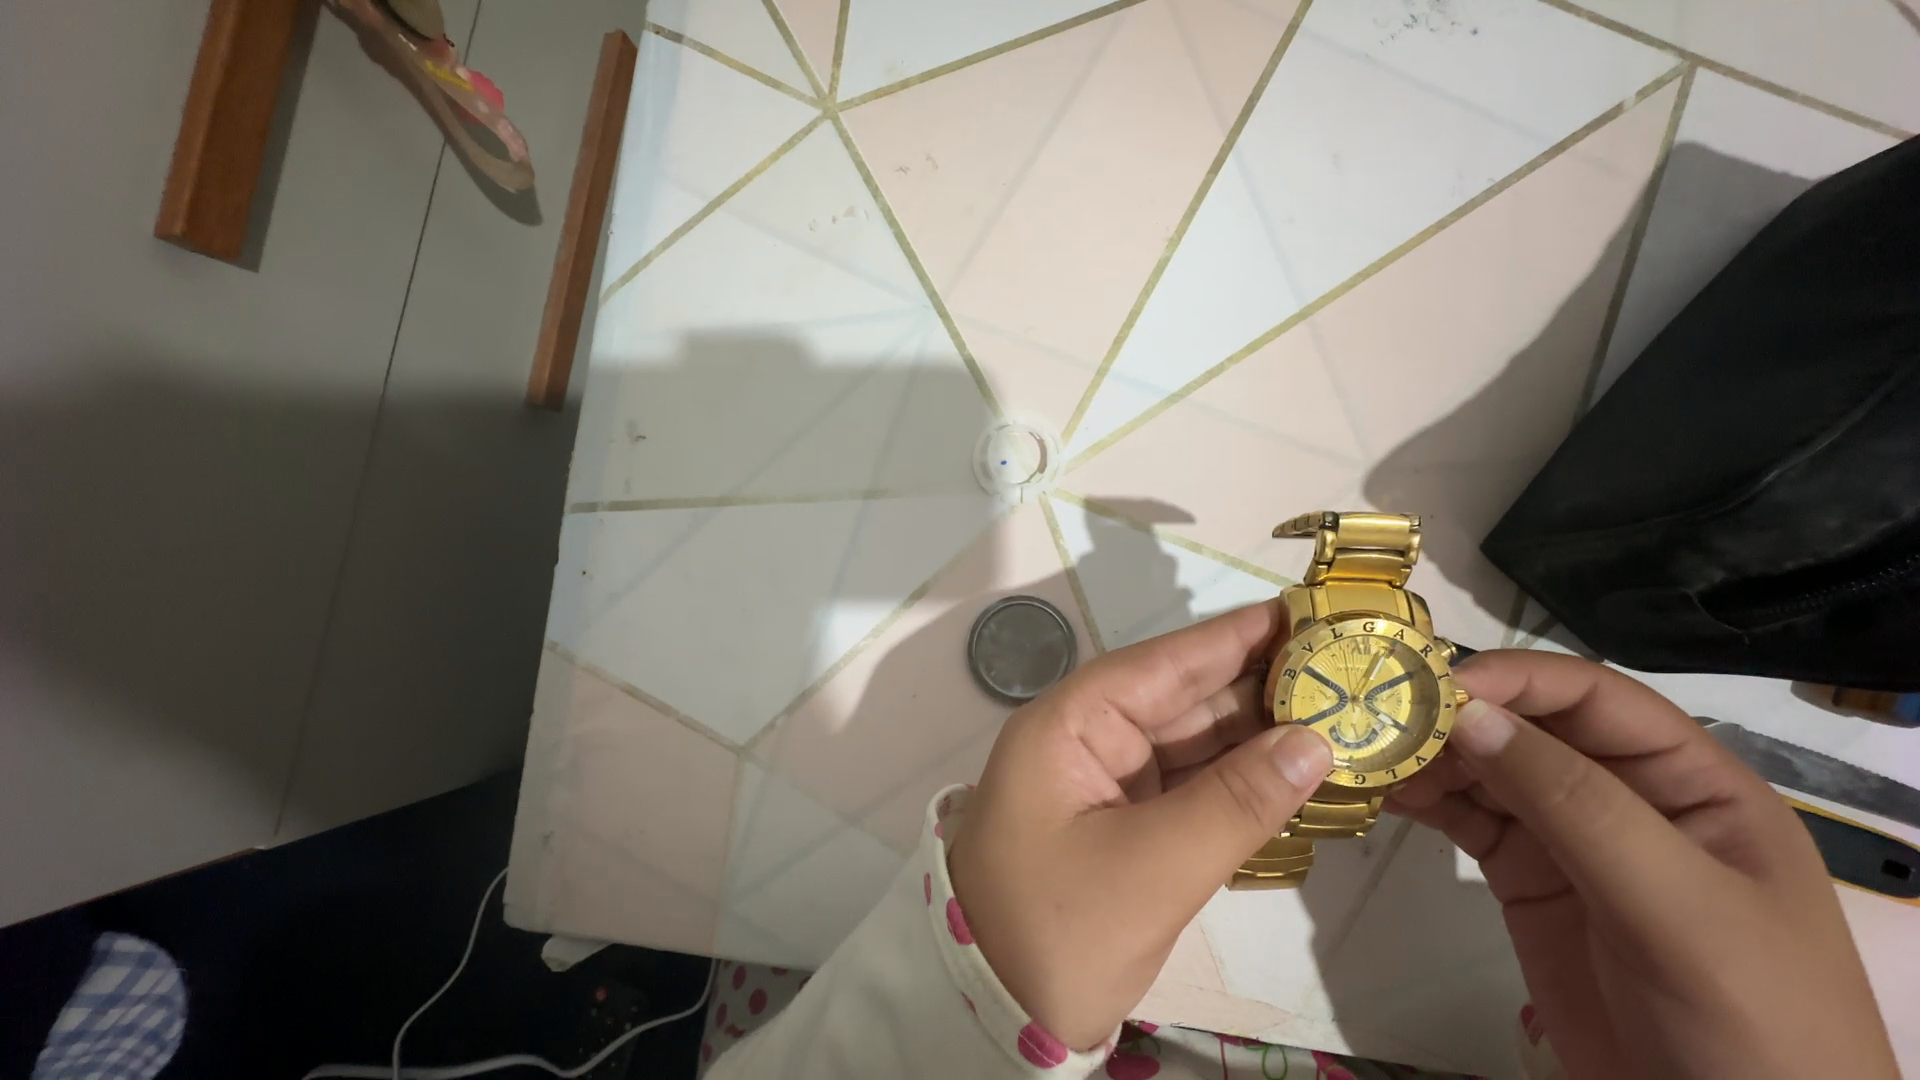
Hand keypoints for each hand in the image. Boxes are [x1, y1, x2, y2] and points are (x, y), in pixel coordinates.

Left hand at [947, 600, 1333, 1050]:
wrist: (997, 1011)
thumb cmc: (1058, 929)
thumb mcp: (1151, 867)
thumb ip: (1237, 802)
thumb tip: (1315, 740)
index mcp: (1071, 725)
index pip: (1163, 663)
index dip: (1233, 637)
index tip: (1305, 611)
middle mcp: (1088, 740)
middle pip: (1183, 698)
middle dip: (1261, 684)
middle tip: (1347, 664)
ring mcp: (1107, 782)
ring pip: (1193, 743)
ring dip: (1259, 733)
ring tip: (1341, 710)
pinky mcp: (1126, 823)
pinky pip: (1190, 786)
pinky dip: (1240, 782)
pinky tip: (1297, 770)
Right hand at [1387, 650, 1897, 1078]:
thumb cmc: (1745, 1021)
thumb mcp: (1673, 907)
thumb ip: (1573, 804)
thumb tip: (1467, 715)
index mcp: (1689, 783)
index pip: (1594, 699)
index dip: (1515, 679)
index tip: (1433, 685)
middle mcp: (1623, 795)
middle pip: (1526, 726)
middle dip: (1453, 717)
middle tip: (1376, 717)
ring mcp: (1568, 838)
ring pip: (1485, 768)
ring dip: (1426, 756)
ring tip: (1366, 757)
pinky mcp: (1523, 876)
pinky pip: (1464, 818)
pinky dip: (1421, 800)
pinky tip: (1381, 793)